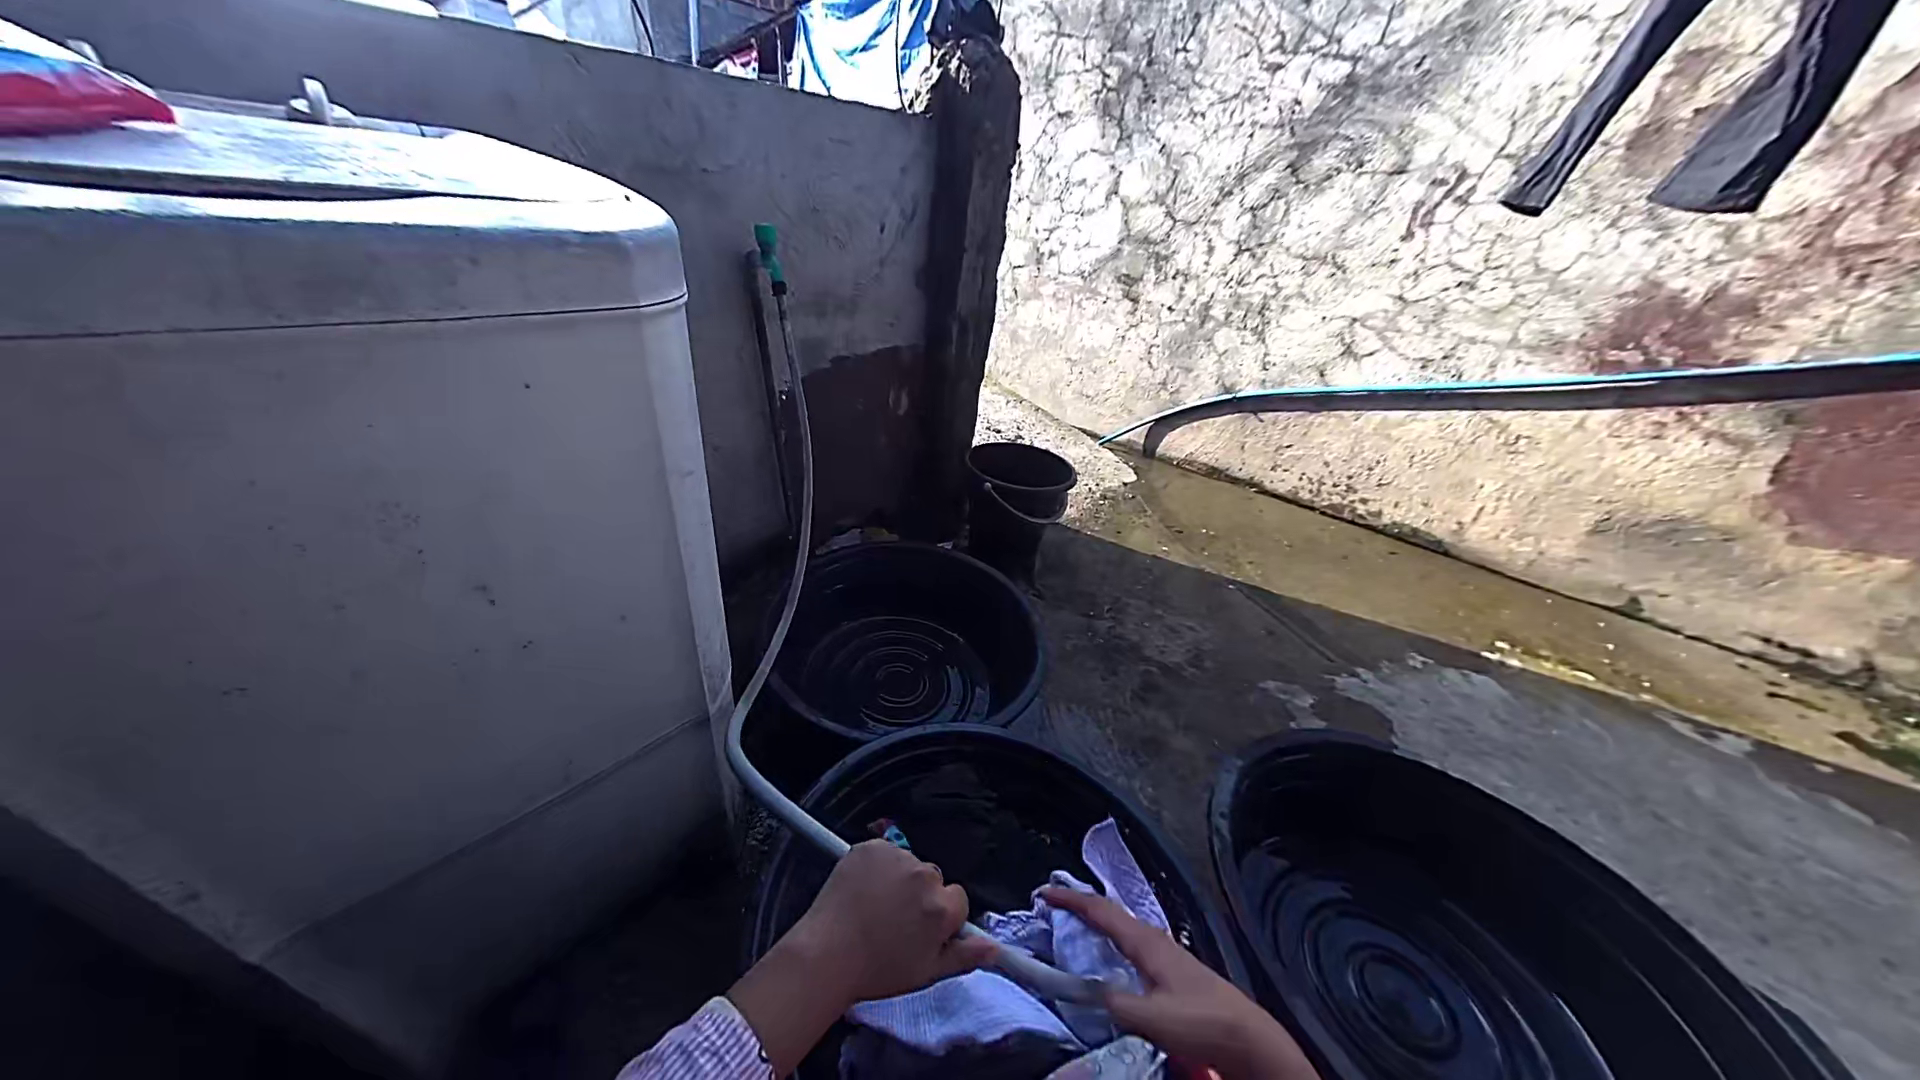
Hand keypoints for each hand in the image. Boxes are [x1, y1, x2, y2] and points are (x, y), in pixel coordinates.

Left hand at [729, 842, 996, 1074]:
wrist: (826, 954)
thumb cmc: (877, 971)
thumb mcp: (926, 972)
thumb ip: (964, 956)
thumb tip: (995, 947)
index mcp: (942, 908)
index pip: (957, 900)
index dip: (940, 917)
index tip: (919, 930)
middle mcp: (925, 875)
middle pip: (933, 879)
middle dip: (920, 895)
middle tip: (893, 920)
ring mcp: (897, 857)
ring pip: (908, 864)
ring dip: (898, 878)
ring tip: (873, 905)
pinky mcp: (872, 846)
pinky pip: (884, 852)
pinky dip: (877, 865)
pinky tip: (862, 887)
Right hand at [1040, 886, 1318, 1079]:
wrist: (1249, 1039)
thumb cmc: (1200, 1022)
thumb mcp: (1151, 1018)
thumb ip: (1114, 1002)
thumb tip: (1084, 989)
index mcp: (1145, 941)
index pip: (1100, 910)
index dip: (1069, 900)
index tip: (1042, 892)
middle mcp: (1153, 938)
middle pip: (1110, 912)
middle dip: (1079, 905)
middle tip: (1052, 904)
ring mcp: (1164, 952)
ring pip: (1121, 926)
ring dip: (1095, 920)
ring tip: (1073, 922)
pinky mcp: (1171, 969)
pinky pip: (1130, 942)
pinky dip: (1110, 938)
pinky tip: (1109, 953)